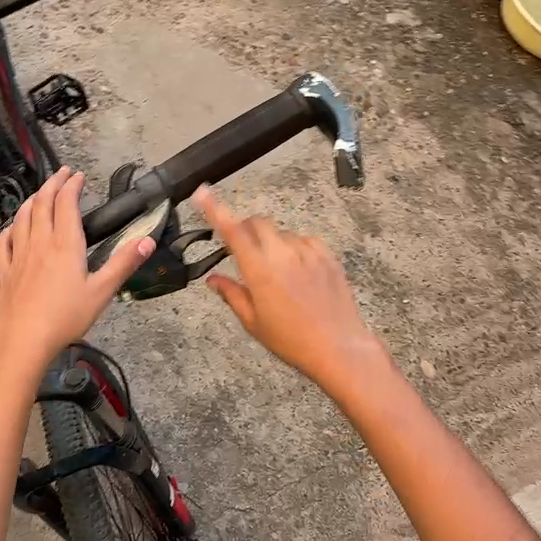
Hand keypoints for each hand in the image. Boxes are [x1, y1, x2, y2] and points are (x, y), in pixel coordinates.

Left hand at [0, 168, 153, 371]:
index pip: (66, 203)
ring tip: (41, 194)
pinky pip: (4, 241)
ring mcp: (18, 255)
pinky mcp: (4, 270)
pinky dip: (10, 227)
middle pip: (42, 203)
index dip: (72, 185)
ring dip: (32, 200)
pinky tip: (13, 228)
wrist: (24, 340)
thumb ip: (123, 264)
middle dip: (52, 184)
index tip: (78, 176)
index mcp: (65, 245)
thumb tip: (147, 241)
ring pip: (22, 217)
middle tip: (62, 174)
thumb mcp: (101, 292)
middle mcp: (39, 243)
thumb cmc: (65, 318)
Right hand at [192, 185, 389, 393]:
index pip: (233, 231)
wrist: (338, 347)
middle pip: (258, 223)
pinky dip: (295, 249)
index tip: (203, 193)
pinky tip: (297, 271)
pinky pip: (305, 241)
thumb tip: (213, 279)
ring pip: (282, 233)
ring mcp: (308, 253)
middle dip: (246, 228)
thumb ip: (232, 294)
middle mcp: (283, 255)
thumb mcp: (253, 322)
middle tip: (241, 247)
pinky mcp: (328, 257)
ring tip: (275, 272)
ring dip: (272, 242)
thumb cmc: (292, 340)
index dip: (215, 209)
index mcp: (260, 270)